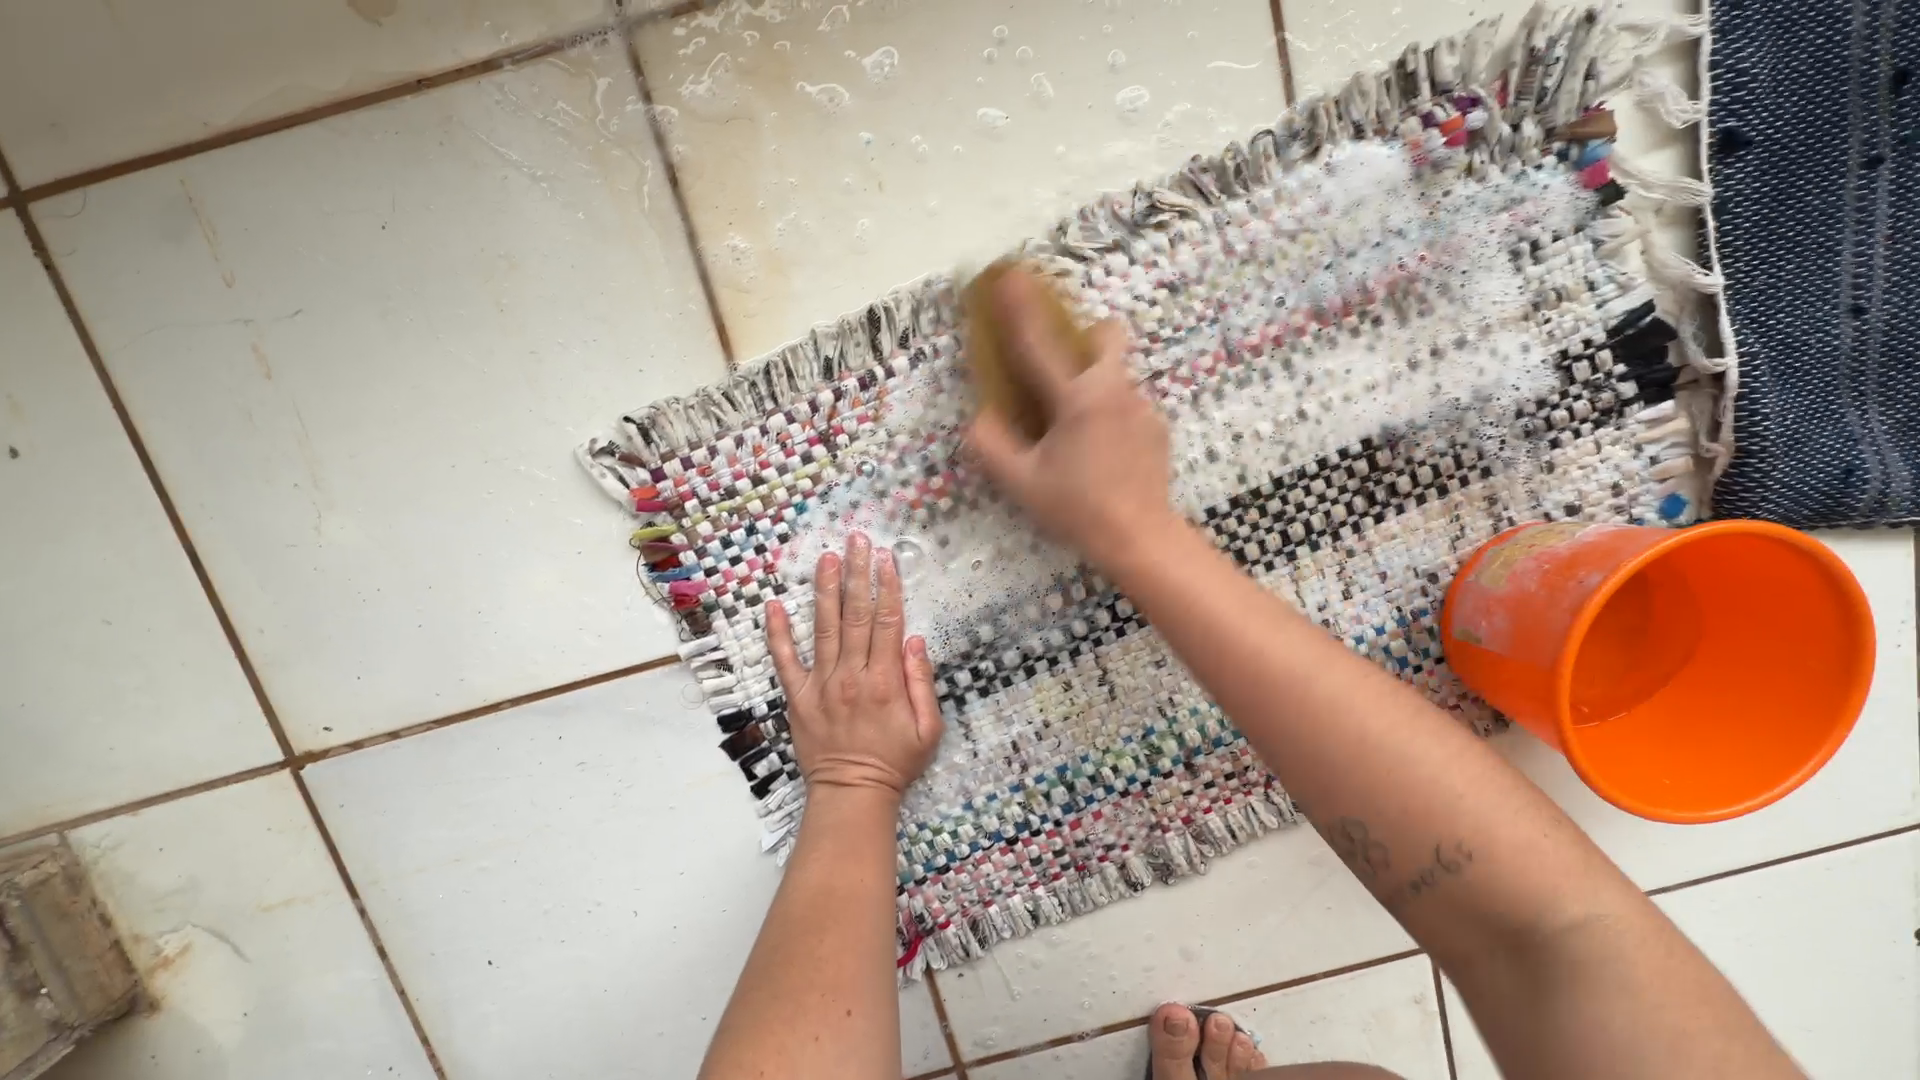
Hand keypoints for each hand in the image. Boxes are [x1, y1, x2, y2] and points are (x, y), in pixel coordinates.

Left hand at [767, 533, 943, 798]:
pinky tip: (773, 605)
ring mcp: (821, 685)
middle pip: (856, 615)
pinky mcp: (798, 697)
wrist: (852, 793)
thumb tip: (914, 641)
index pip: (887, 623)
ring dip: (826, 590)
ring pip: (824, 628)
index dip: (888, 588)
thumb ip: (922, 683)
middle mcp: (851, 676)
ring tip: (826, 558)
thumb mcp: (929, 730)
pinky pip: (785, 661)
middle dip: (857, 574)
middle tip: (856, 541)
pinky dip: (778, 633)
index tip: (886, 559)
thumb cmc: (895, 762)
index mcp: (884, 682)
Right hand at [965, 268, 1178, 572]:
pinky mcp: (1159, 427)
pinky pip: (1130, 404)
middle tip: (1062, 377)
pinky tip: (1106, 455)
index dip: (1018, 307)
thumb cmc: (1078, 509)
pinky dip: (1112, 415)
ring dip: (1095, 386)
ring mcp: (1142, 407)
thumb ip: (991, 445)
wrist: (1141, 538)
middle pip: (1105, 335)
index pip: (1038, 343)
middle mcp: (1114, 390)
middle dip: (1084, 339)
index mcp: (1076, 398)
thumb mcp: (1021, 483)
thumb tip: (979, 418)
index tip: (1007, 274)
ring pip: (1117, 373)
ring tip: (1081, 434)